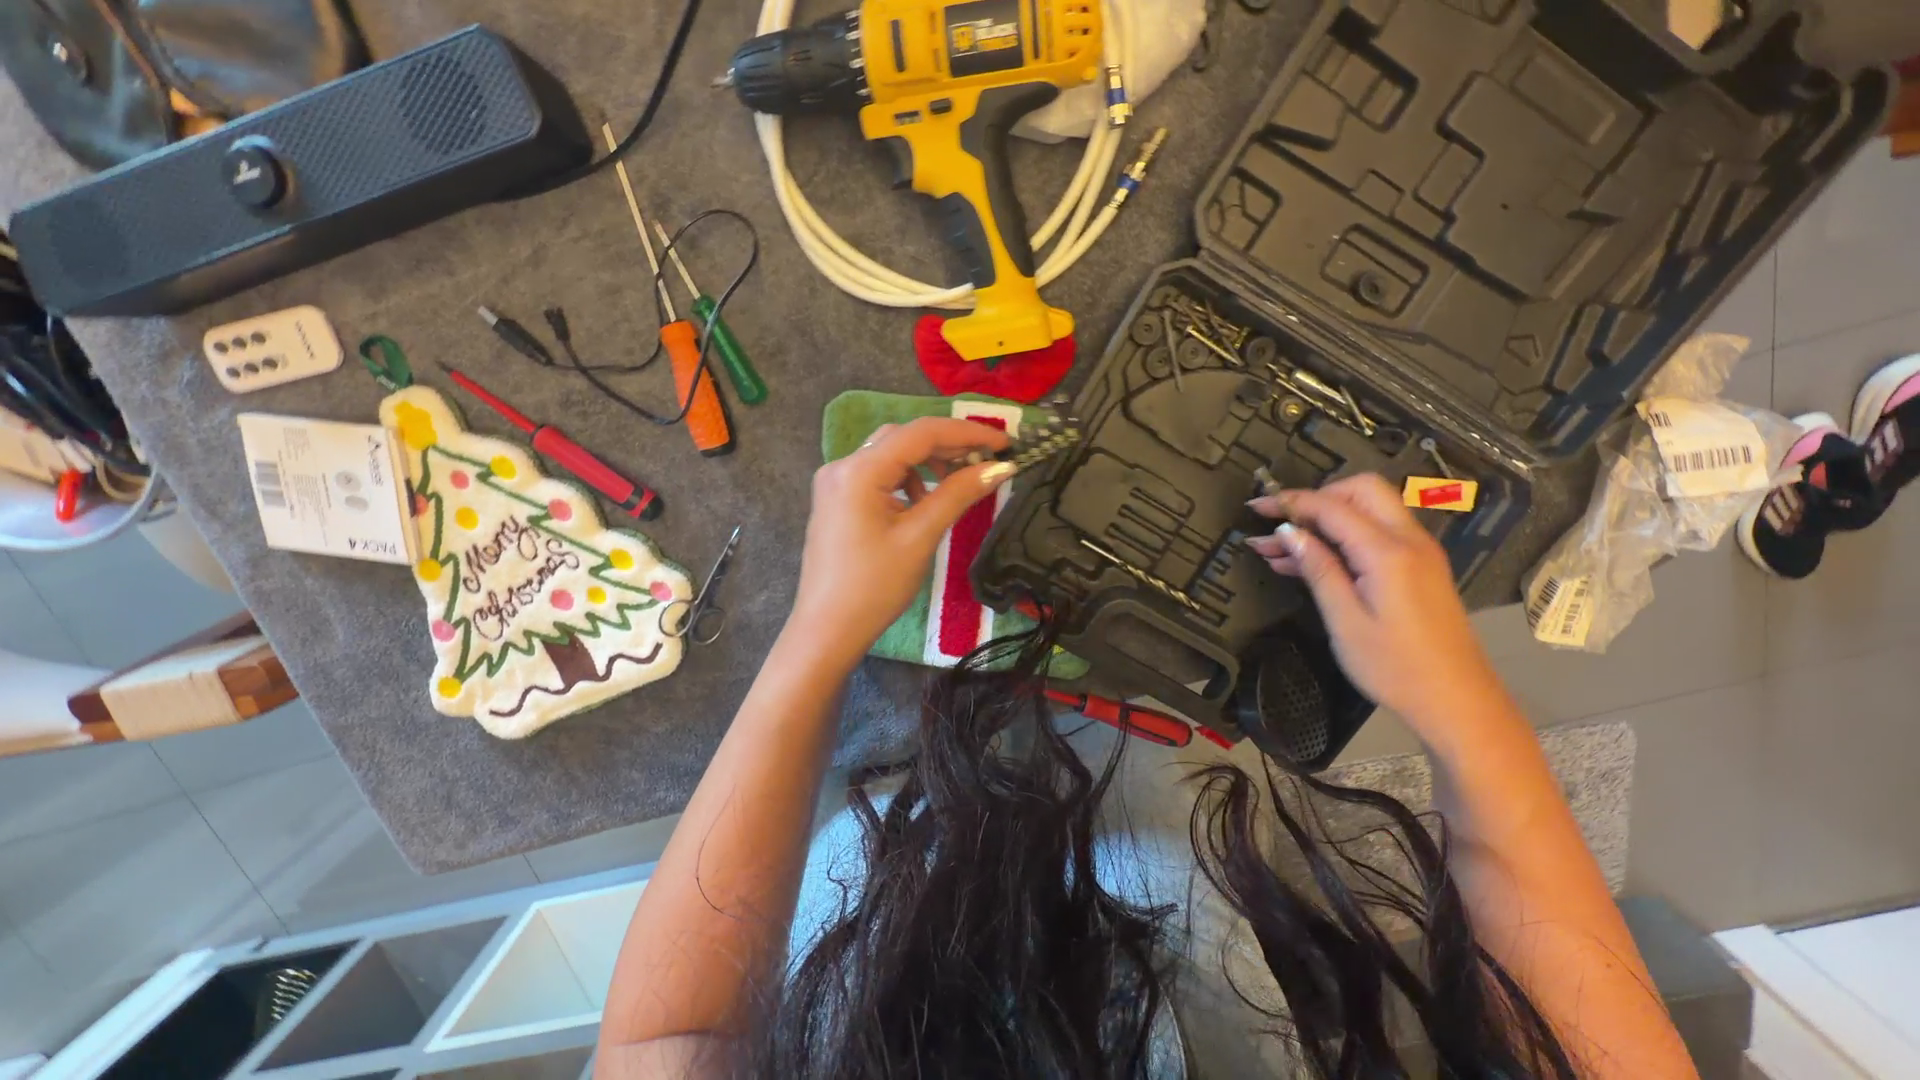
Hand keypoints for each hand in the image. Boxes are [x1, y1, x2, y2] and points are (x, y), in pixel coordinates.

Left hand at [787, 417, 1014, 668]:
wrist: (827, 630)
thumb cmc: (874, 587)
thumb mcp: (921, 537)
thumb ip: (959, 495)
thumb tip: (999, 467)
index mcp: (860, 470)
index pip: (921, 433)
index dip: (967, 433)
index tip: (1004, 443)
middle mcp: (842, 465)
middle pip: (903, 438)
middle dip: (948, 445)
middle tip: (988, 461)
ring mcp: (835, 483)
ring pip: (890, 455)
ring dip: (928, 462)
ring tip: (960, 482)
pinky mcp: (837, 500)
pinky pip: (878, 475)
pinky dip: (907, 479)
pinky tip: (925, 502)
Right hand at [1244, 474, 1505, 724]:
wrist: (1457, 701)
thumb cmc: (1395, 667)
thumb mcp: (1345, 621)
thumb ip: (1318, 569)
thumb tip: (1287, 532)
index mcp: (1388, 552)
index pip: (1333, 507)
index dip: (1290, 503)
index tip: (1255, 510)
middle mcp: (1409, 540)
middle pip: (1361, 490)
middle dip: (1316, 499)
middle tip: (1280, 527)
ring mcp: (1419, 552)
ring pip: (1370, 509)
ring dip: (1327, 519)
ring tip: (1280, 551)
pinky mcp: (1420, 567)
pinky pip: (1378, 533)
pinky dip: (1344, 537)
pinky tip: (1310, 562)